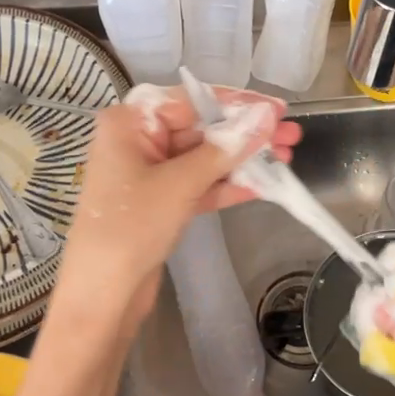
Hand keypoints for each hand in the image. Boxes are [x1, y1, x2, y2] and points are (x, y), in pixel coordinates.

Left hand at [57, 85, 302, 323]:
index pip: (190, 100)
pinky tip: (264, 185)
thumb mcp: (181, 183)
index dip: (237, 104)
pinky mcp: (161, 203)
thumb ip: (224, 149)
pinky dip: (228, 185)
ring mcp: (150, 174)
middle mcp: (137, 141)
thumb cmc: (132, 227)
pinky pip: (200, 184)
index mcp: (129, 123)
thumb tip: (265, 118)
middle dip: (246, 134)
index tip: (277, 109)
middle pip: (201, 128)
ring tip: (287, 158)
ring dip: (244, 160)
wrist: (103, 294)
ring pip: (205, 158)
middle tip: (291, 135)